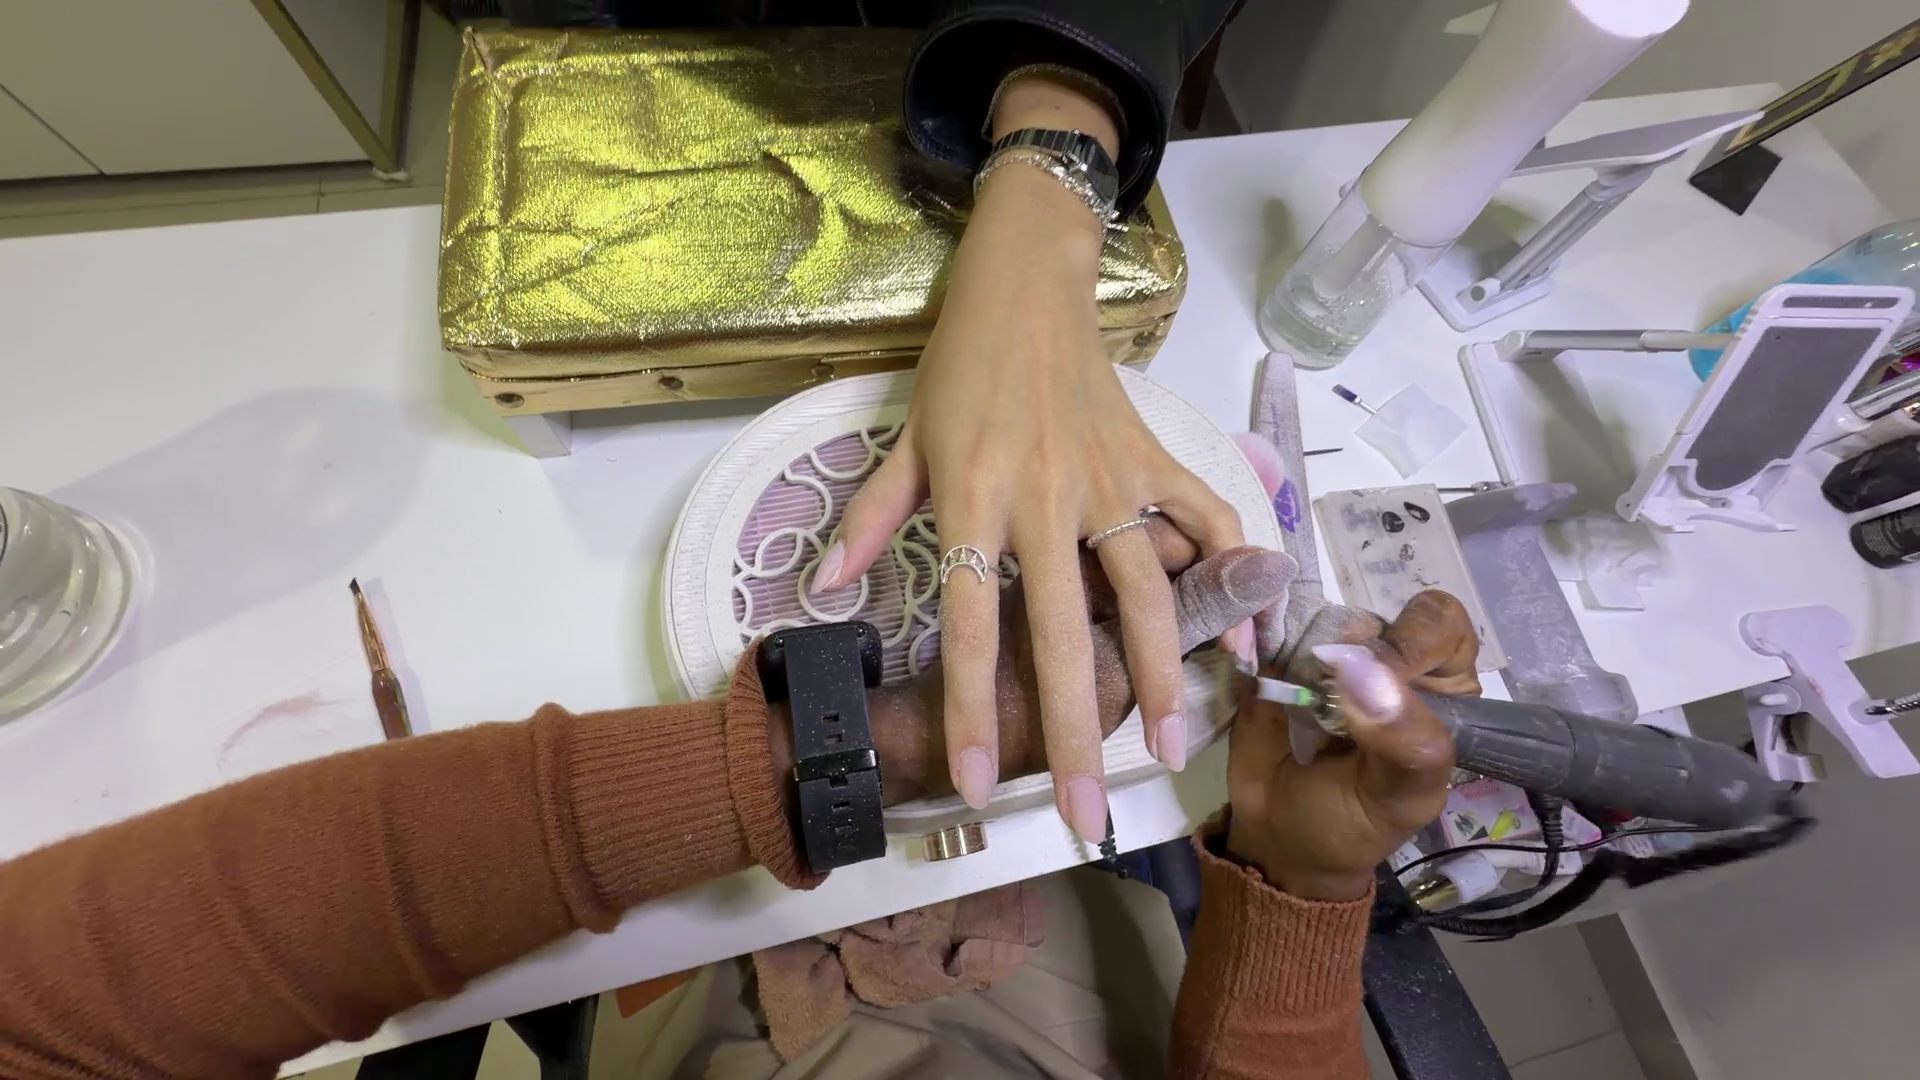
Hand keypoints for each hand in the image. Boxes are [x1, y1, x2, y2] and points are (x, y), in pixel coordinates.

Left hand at [815, 73, 1246, 843]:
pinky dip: (1231, 571)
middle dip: (1076, 730)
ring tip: (1174, 748)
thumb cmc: (959, 363)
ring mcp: (1111, 479)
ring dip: (1165, 673)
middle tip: (1091, 815)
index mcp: (975, 498)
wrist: (1026, 283)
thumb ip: (871, 518)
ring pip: (1146, 590)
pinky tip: (1249, 631)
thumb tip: (826, 590)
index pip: (970, 623)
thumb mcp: (905, 437)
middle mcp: (1047, 500)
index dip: (970, 709)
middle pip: (1064, 632)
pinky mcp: (1154, 457)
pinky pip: (1202, 518)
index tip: (976, 784)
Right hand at [1225, 591, 1477, 900]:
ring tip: (1269, 670)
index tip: (1381, 675)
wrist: (1278, 839)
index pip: (1439, 626)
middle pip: (1367, 610)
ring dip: (1281, 618)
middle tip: (1316, 679)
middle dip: (1340, 635)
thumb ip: (1405, 742)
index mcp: (1432, 688)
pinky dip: (1243, 630)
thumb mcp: (1399, 798)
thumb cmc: (1354, 821)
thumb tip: (1363, 669)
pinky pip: (1254, 627)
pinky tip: (1237, 645)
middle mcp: (1377, 660)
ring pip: (1306, 606)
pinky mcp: (1264, 658)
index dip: (1412, 641)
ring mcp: (1316, 654)